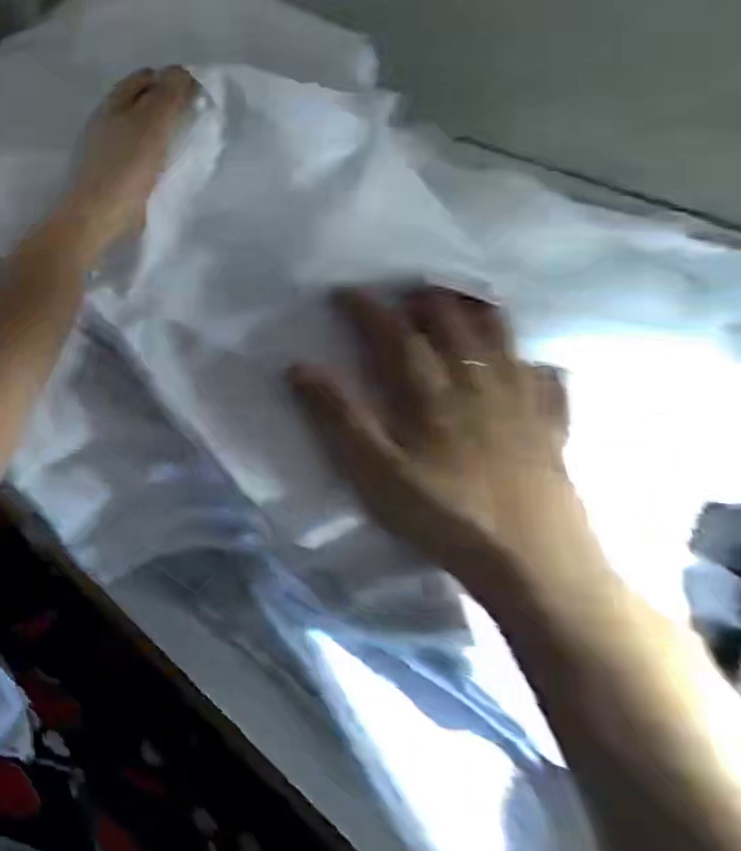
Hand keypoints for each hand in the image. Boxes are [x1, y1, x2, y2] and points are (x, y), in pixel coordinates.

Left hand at [68, 66, 196, 233]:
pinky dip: (153, 149)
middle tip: (190, 117)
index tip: (192, 96)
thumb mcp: (153, 119)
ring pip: (139, 126)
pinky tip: (166, 160)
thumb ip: (168, 92)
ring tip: (182, 138)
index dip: (169, 80)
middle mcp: (105, 122)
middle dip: (166, 103)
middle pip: (141, 101)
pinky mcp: (110, 170)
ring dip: (161, 127)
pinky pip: (137, 150)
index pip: (144, 77)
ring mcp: (105, 148)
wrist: (98, 215)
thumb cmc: (127, 165)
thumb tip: (176, 71)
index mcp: (112, 104)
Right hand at [289, 287, 603, 603]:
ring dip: (483, 318)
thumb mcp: (370, 468)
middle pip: (457, 332)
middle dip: (431, 303)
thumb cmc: (439, 513)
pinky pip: (548, 385)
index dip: (371, 311)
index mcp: (430, 396)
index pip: (396, 338)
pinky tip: (534, 362)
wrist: (534, 564)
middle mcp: (479, 390)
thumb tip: (300, 366)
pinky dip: (535, 364)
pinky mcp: (551, 433)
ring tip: (466, 301)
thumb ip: (336, 415)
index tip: (346, 292)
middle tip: (408, 287)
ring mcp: (522, 409)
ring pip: (504, 347)